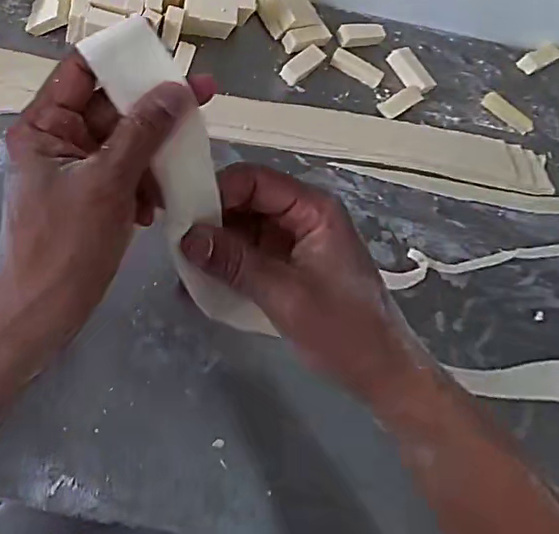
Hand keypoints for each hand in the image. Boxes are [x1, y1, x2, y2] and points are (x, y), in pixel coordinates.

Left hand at [0, 51, 216, 350]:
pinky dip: (143, 179)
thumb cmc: (63, 248)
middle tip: (200, 99)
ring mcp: (73, 165)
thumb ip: (144, 132)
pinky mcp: (88, 190)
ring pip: (124, 137)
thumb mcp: (108, 183)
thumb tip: (177, 90)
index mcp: (43, 125)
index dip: (120, 55)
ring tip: (177, 166)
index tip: (161, 49)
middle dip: (153, 109)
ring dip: (152, 151)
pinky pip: (124, 167)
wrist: (38, 318)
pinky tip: (154, 204)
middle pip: (111, 104)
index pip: (81, 70)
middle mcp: (55, 137)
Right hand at [179, 164, 432, 406]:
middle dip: (212, 219)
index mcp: (313, 208)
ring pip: (244, 228)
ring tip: (181, 266)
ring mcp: (295, 241)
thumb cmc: (344, 331)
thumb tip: (187, 238)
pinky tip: (199, 284)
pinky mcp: (288, 266)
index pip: (257, 180)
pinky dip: (227, 266)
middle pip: (247, 201)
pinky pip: (249, 254)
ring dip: (215, 246)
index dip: (219, 190)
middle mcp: (302, 216)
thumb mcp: (285, 295)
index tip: (183, 214)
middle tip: (175, 241)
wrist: (383, 377)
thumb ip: (236, 263)